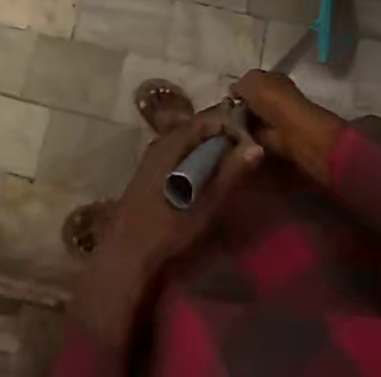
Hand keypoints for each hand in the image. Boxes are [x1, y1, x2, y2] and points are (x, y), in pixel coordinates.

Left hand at [70, 103, 261, 348]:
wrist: (125, 261)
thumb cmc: (167, 231)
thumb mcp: (205, 204)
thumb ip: (230, 173)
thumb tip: (256, 146)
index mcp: (171, 143)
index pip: (207, 118)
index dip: (232, 122)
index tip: (254, 135)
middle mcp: (160, 143)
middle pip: (197, 128)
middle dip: (224, 134)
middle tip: (248, 149)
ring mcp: (153, 158)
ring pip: (189, 142)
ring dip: (212, 148)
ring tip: (235, 162)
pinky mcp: (151, 175)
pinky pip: (181, 154)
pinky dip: (199, 159)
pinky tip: (211, 175)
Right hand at [232, 70, 345, 187]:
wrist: (294, 133)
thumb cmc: (275, 101)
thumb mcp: (253, 81)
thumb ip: (241, 83)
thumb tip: (233, 91)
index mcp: (273, 80)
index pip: (252, 82)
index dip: (239, 89)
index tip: (225, 99)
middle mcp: (275, 99)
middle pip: (251, 103)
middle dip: (237, 109)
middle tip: (220, 117)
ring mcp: (275, 121)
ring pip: (250, 121)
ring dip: (239, 126)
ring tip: (222, 131)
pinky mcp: (273, 141)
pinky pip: (253, 138)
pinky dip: (244, 140)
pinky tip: (232, 142)